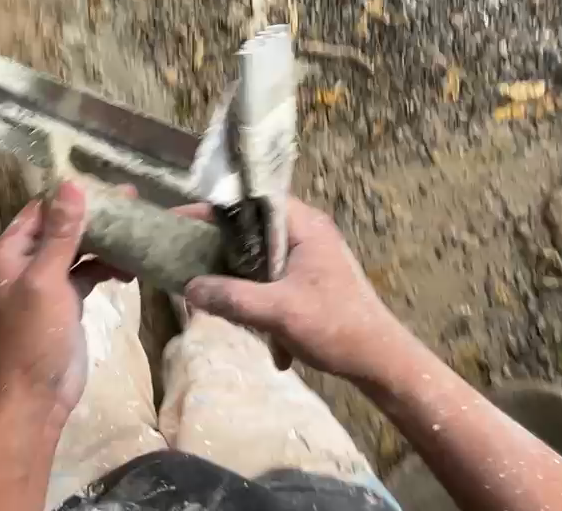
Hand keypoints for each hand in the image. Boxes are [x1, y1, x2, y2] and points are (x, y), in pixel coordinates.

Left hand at [0, 181, 120, 435]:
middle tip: (132, 203)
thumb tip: (71, 184)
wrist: (36, 399)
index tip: (107, 185)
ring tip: (136, 233)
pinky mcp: (66, 300)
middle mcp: (26, 260)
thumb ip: (60, 233)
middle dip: (95, 216)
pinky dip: (106, 267)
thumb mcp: (46, 280)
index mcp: (11, 250)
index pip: (42, 208)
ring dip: (104, 242)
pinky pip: (87, 272)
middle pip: (63, 225)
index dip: (72, 195)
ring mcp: (47, 281)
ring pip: (78, 248)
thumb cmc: (33, 336)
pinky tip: (128, 269)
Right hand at [184, 198, 410, 383]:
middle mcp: (307, 228)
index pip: (248, 201)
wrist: (382, 361)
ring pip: (260, 246)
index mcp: (302, 223)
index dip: (212, 207)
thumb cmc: (335, 327)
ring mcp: (311, 250)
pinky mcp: (312, 272)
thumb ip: (232, 298)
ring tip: (207, 278)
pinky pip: (272, 266)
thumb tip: (189, 288)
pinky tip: (245, 310)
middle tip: (186, 249)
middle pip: (251, 222)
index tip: (179, 218)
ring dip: (237, 265)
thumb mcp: (278, 313)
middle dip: (220, 238)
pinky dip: (255, 282)